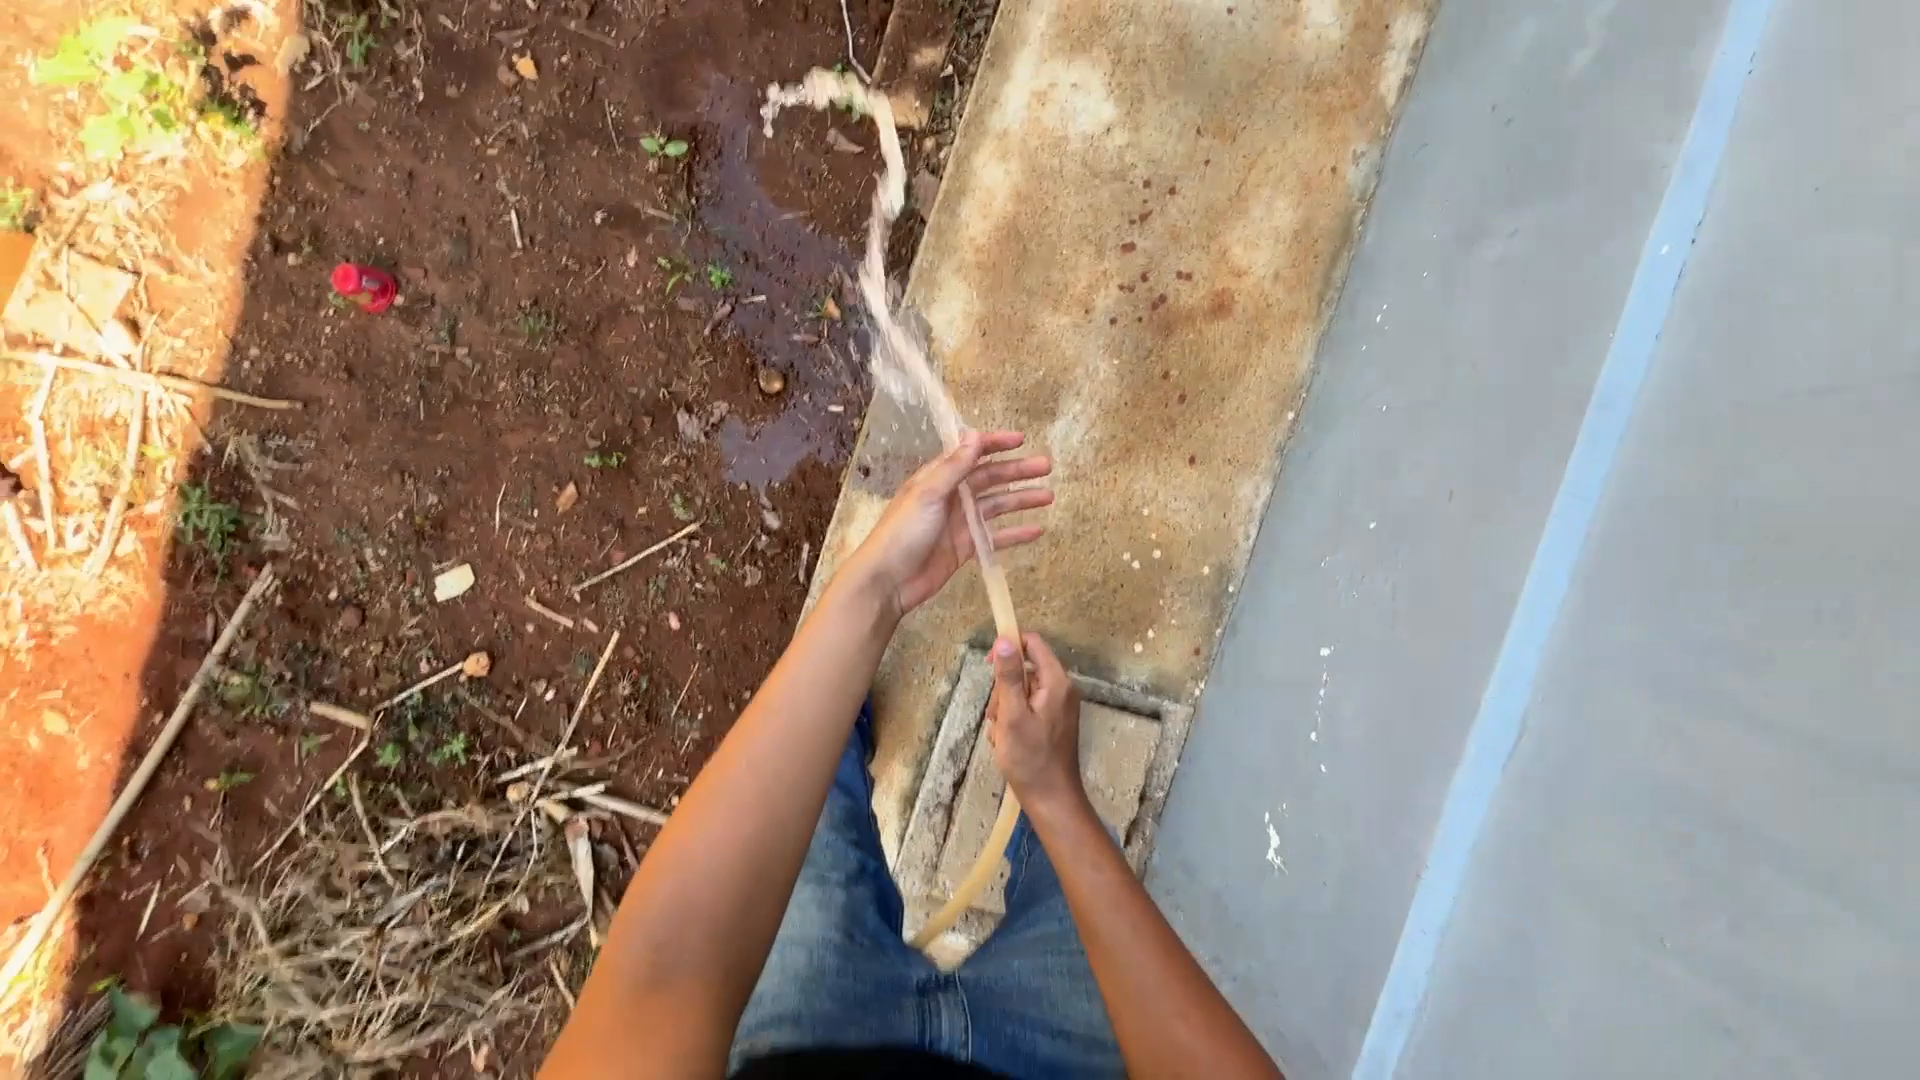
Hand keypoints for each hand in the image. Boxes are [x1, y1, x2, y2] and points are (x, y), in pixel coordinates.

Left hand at [845, 431, 1052, 619]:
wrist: (888, 580)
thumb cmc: (903, 532)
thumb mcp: (928, 494)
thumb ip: (954, 466)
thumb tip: (974, 434)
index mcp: (938, 478)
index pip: (971, 454)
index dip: (995, 445)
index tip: (1021, 440)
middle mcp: (950, 497)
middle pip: (990, 479)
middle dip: (1018, 472)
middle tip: (1047, 467)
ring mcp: (959, 523)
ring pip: (997, 506)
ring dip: (1021, 500)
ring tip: (1049, 496)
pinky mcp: (965, 549)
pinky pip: (996, 537)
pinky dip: (1016, 533)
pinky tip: (1037, 530)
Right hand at [987, 633, 1085, 812]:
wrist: (1050, 798)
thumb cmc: (1029, 758)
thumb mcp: (1012, 714)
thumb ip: (1009, 676)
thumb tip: (1005, 640)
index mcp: (1057, 682)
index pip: (1033, 643)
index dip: (1009, 647)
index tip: (990, 666)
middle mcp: (1061, 689)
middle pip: (1025, 669)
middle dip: (1004, 689)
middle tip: (997, 715)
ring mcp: (1058, 706)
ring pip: (1021, 690)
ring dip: (1005, 707)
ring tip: (1001, 732)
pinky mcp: (1052, 721)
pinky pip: (1026, 707)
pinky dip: (1013, 719)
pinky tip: (1007, 740)